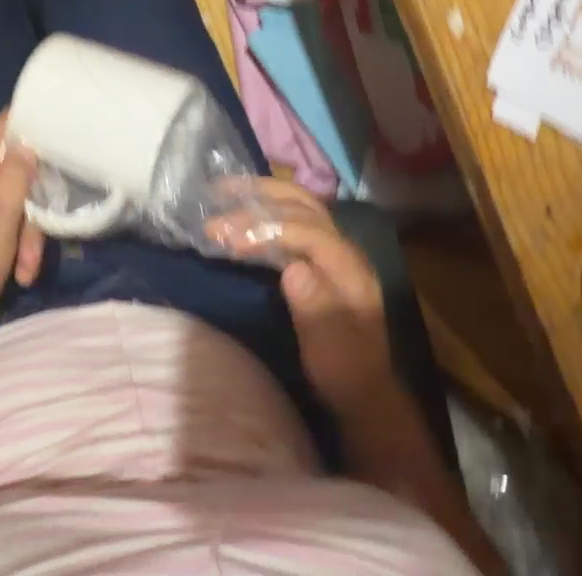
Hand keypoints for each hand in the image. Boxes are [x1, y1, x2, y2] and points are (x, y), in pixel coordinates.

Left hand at [0, 113, 38, 335]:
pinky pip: (9, 229)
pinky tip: (22, 274)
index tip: (53, 116)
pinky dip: (18, 250)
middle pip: (15, 175)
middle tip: (42, 229)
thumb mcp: (1, 215)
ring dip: (28, 237)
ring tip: (28, 267)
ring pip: (17, 207)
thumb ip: (17, 175)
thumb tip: (27, 142)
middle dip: (32, 207)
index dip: (21, 122)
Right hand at [209, 179, 397, 411]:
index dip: (269, 228)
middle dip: (260, 200)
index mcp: (349, 269)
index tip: (231, 237)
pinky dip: (266, 210)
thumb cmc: (344, 371)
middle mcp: (343, 250)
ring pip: (299, 207)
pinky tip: (244, 210)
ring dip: (262, 196)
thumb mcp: (330, 348)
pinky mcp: (320, 258)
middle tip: (217, 198)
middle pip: (304, 207)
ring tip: (224, 191)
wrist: (363, 390)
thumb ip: (315, 308)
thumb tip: (292, 268)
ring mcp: (333, 251)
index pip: (310, 231)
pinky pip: (293, 221)